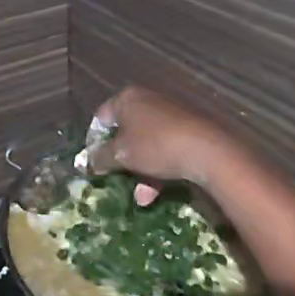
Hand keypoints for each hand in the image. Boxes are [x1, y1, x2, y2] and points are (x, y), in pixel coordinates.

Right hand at [88, 86, 241, 202]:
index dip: (93, 143)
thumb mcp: (121, 154)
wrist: (206, 151)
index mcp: (126, 98)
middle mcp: (146, 100)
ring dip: (139, 172)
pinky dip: (156, 168)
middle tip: (114, 181)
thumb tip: (88, 161)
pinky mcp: (184, 129)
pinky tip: (155, 193)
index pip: (101, 119)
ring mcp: (167, 114)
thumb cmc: (155, 146)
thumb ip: (100, 157)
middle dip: (119, 162)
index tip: (93, 165)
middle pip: (123, 133)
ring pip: (143, 145)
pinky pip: (162, 148)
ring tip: (140, 197)